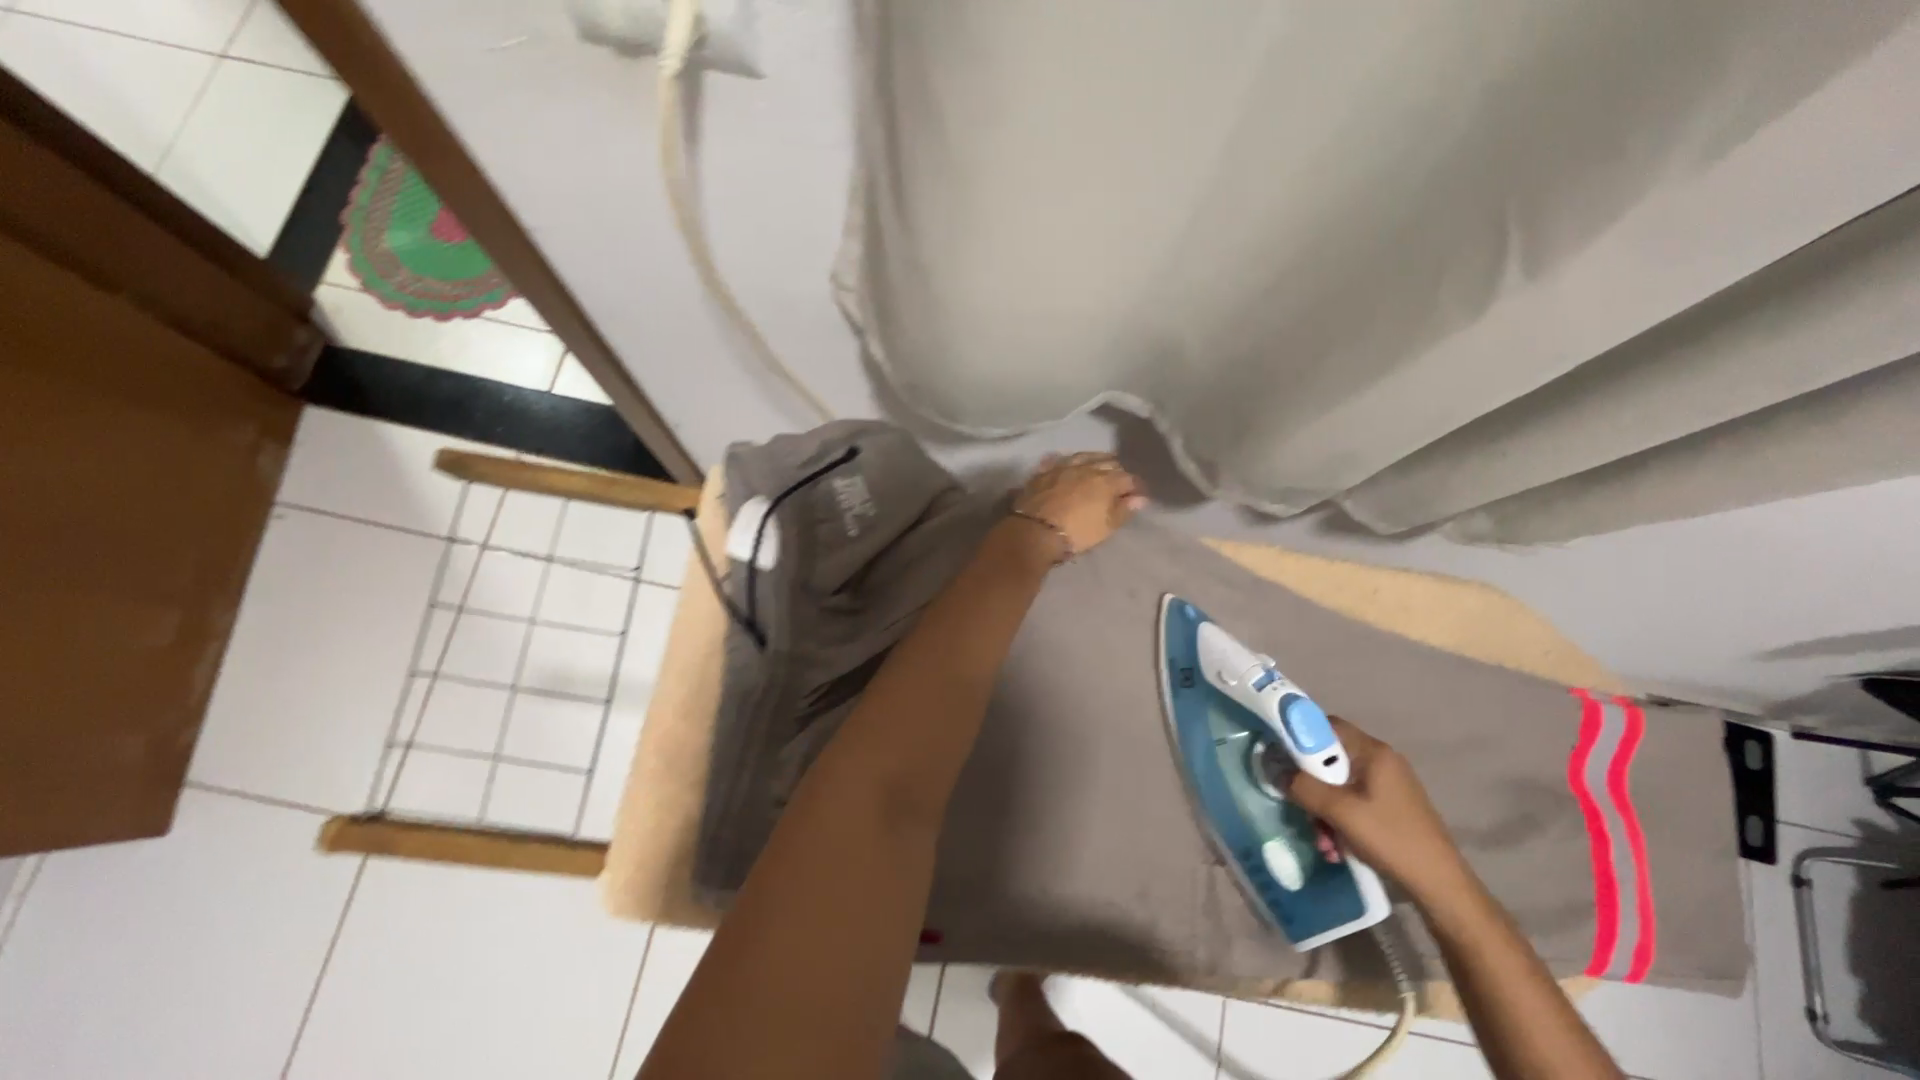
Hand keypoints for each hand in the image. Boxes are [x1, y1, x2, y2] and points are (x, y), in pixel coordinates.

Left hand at [1012, 452, 1146, 557]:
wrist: (1034, 531)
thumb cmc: (1076, 532)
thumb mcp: (1105, 527)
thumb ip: (1124, 510)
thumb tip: (1140, 498)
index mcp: (1106, 480)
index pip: (1128, 478)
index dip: (1136, 487)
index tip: (1138, 495)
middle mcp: (1086, 467)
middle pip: (1108, 462)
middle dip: (1117, 471)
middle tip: (1118, 482)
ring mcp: (1063, 466)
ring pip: (1085, 456)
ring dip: (1094, 461)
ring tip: (1097, 469)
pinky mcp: (1044, 471)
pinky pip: (1060, 460)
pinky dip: (1069, 462)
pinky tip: (1069, 465)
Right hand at [1287, 717, 1467, 900]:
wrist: (1438, 883)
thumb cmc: (1389, 838)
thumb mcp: (1339, 811)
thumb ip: (1303, 786)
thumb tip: (1273, 768)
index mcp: (1373, 752)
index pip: (1327, 725)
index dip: (1299, 737)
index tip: (1279, 758)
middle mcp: (1381, 761)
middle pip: (1330, 759)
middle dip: (1311, 786)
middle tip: (1302, 810)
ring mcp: (1387, 785)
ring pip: (1338, 785)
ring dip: (1323, 811)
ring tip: (1323, 841)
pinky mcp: (1389, 806)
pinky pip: (1351, 803)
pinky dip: (1339, 821)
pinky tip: (1337, 848)